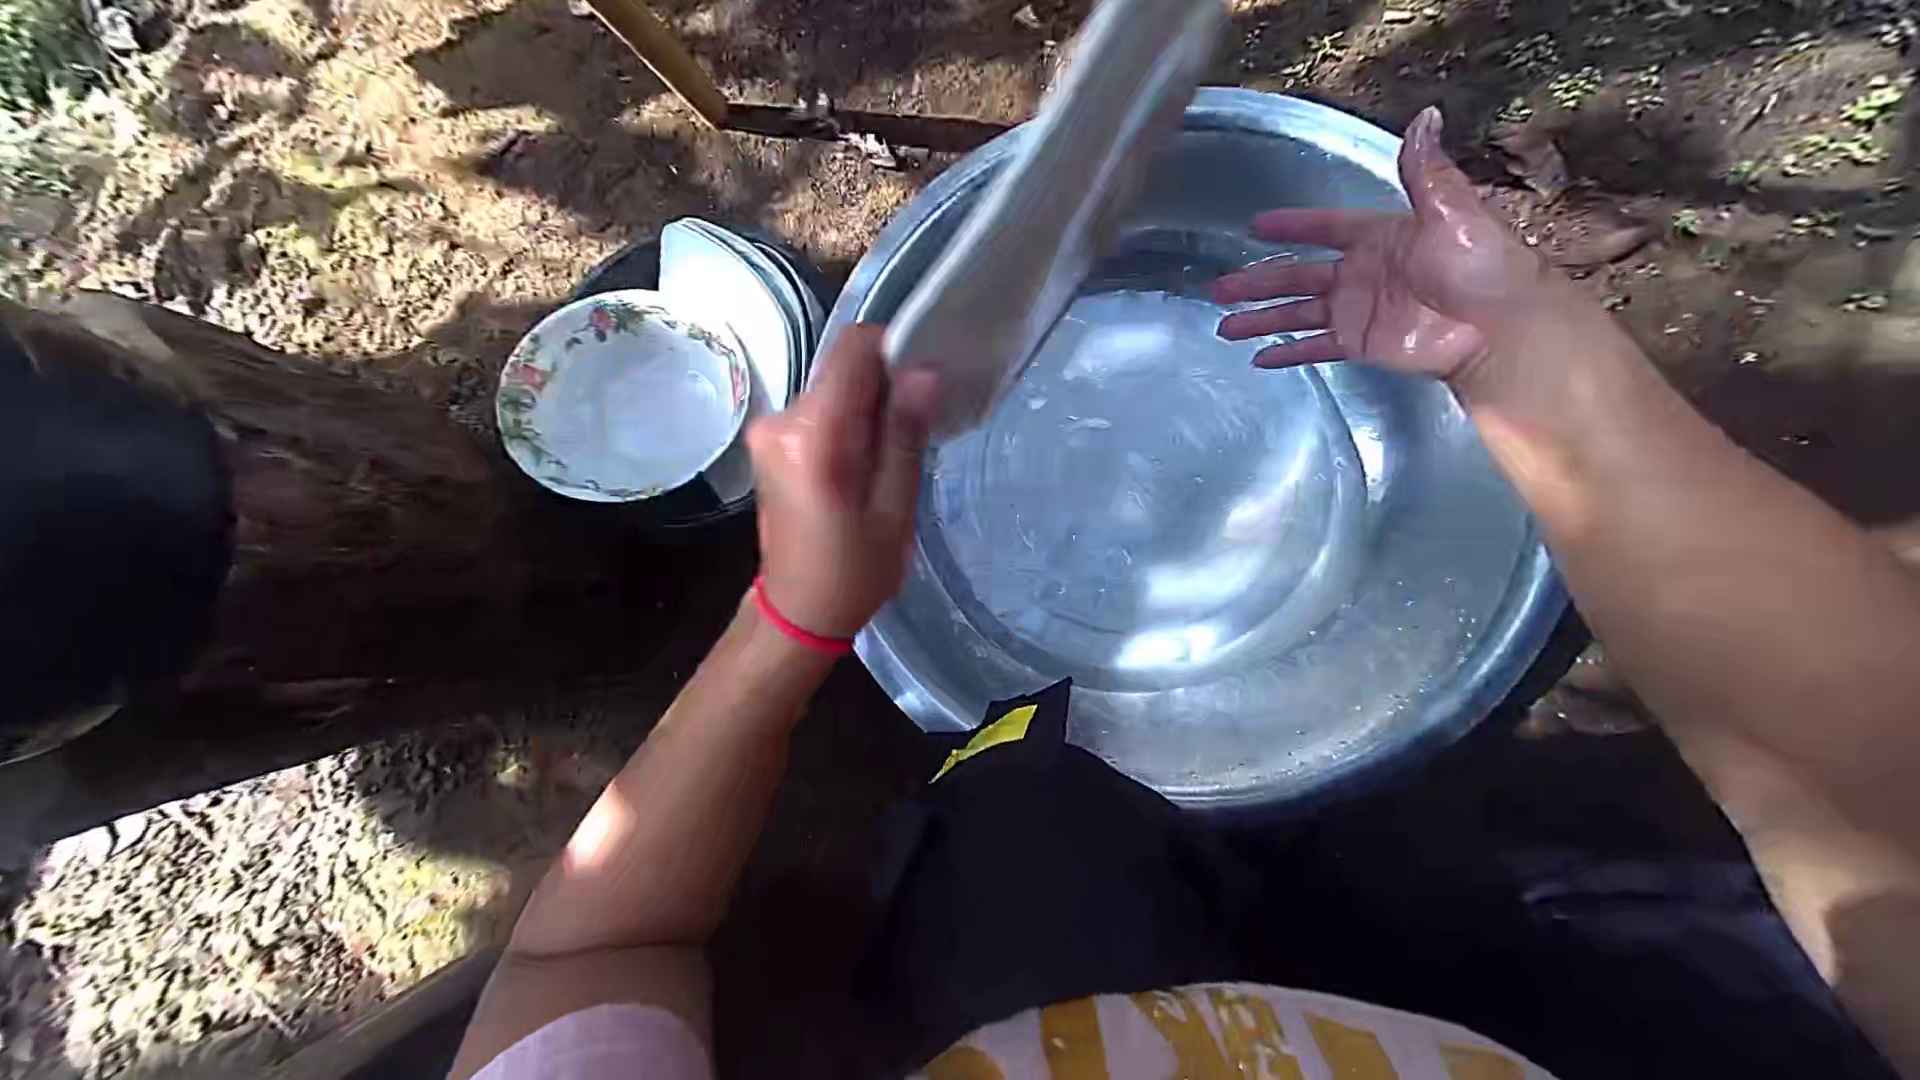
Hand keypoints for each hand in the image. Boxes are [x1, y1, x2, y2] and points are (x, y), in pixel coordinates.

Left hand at [745, 325, 939, 638]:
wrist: (797, 611)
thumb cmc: (853, 572)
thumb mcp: (893, 508)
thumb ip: (904, 434)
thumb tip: (925, 371)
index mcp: (812, 437)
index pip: (853, 350)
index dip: (895, 349)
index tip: (926, 378)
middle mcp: (780, 421)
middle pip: (843, 370)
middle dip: (885, 387)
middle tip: (916, 430)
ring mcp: (769, 431)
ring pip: (833, 389)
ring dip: (868, 409)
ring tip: (890, 457)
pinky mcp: (770, 442)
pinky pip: (820, 411)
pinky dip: (849, 423)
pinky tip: (865, 463)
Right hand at [1213, 106, 1550, 382]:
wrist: (1497, 329)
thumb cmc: (1480, 268)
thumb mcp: (1453, 214)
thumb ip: (1425, 175)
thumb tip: (1423, 120)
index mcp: (1377, 238)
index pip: (1325, 229)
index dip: (1291, 226)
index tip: (1256, 226)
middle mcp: (1359, 273)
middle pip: (1295, 277)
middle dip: (1256, 283)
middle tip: (1219, 289)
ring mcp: (1355, 311)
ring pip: (1295, 314)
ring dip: (1260, 320)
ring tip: (1225, 326)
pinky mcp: (1356, 343)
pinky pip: (1313, 347)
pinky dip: (1287, 353)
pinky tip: (1259, 358)